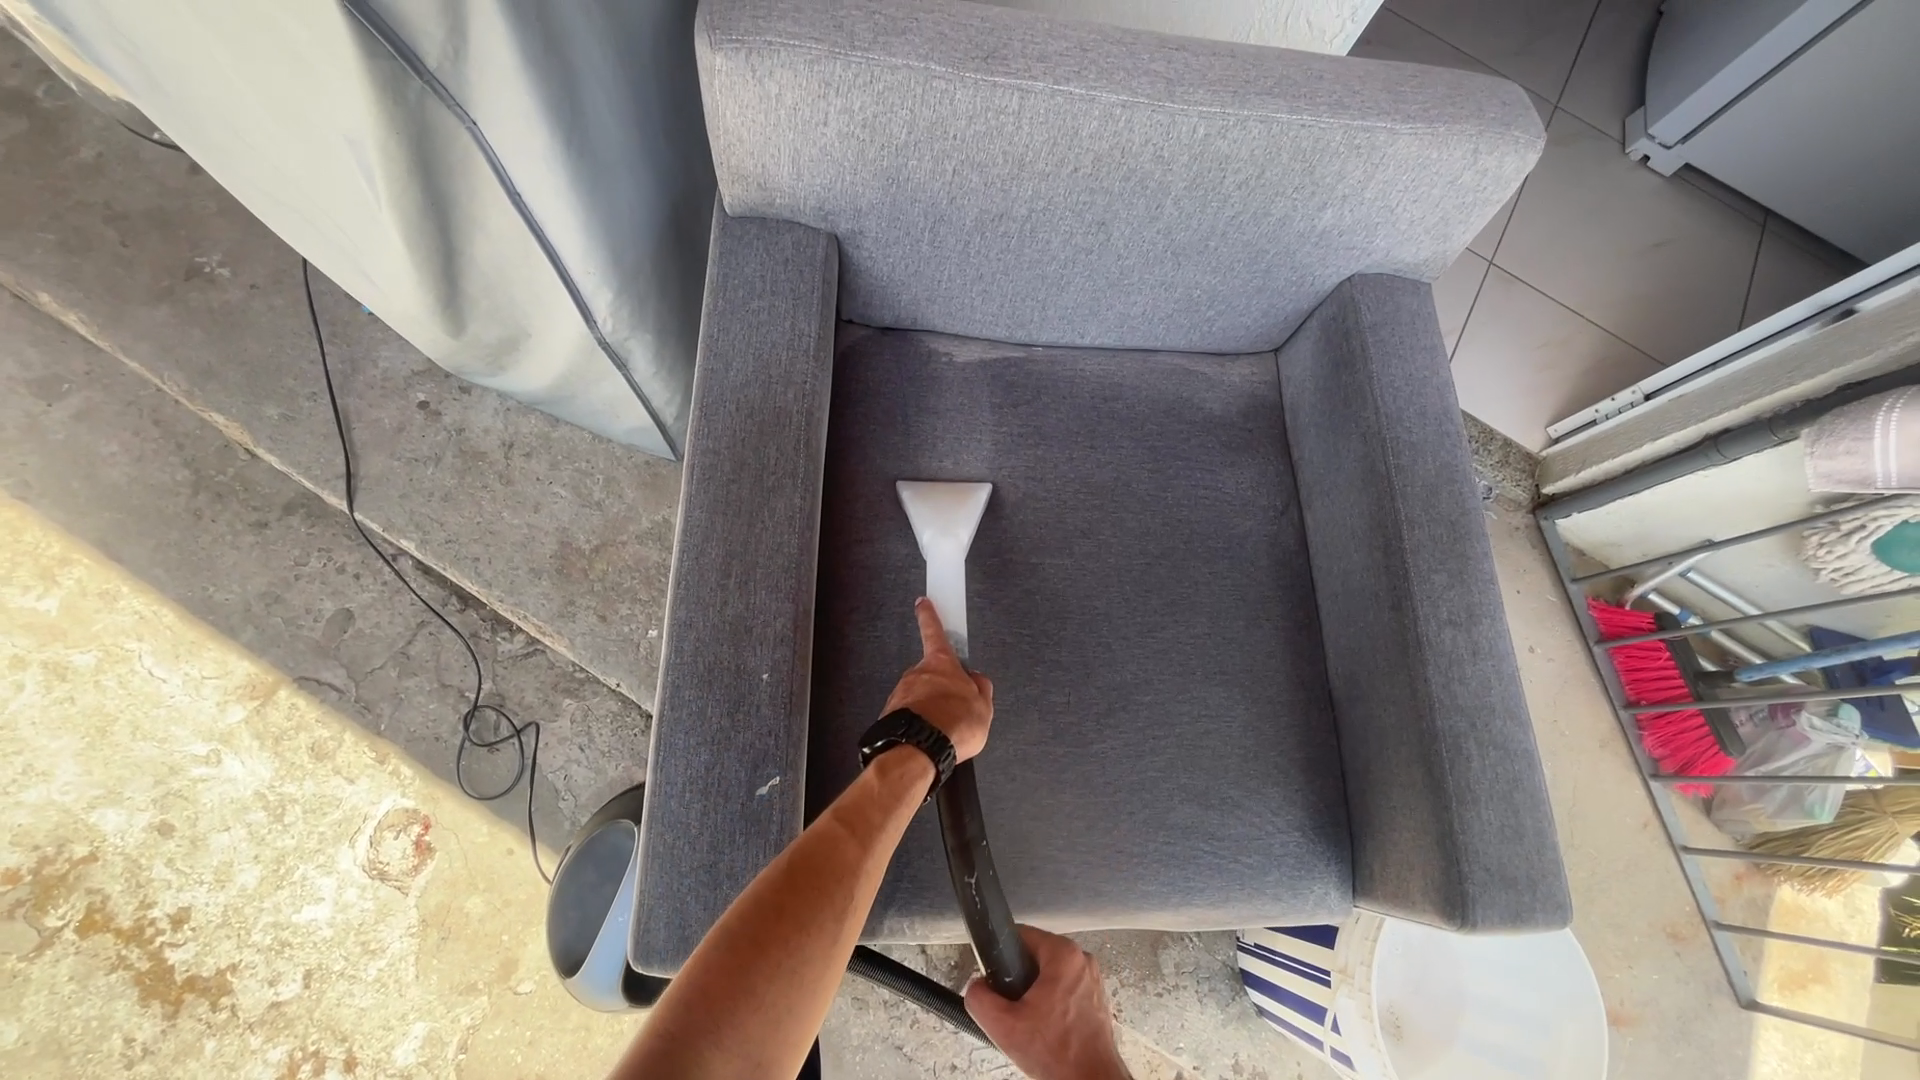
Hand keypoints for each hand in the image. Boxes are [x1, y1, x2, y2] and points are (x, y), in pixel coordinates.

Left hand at [881, 598, 992, 761]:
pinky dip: (920, 723)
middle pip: (930, 673)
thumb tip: (977, 682)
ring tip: (944, 730)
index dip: (929, 616)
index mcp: (941, 663)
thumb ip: (981, 689)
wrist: (920, 749)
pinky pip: (910, 714)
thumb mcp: (984, 707)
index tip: (923, 603)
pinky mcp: (890, 713)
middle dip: (941, 688)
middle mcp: (917, 673)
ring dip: (930, 709)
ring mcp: (901, 693)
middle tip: (954, 709)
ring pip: (920, 697)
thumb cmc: (952, 725)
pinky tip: (930, 737)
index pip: (934, 631)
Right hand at [965, 926, 1130, 1079]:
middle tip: (1014, 1007)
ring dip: (1036, 993)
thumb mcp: (1003, 1026)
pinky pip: (1064, 989)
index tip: (999, 978)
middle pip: (1035, 955)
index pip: (1021, 935)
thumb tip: (976, 987)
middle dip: (1019, 979)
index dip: (1003, 956)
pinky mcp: (1095, 997)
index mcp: (1064, 954)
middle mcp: (1082, 960)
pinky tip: (1046, 1027)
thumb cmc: (1059, 1056)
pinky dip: (1052, 1003)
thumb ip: (979, 998)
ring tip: (1030, 1020)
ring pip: (1049, 974)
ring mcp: (1091, 979)